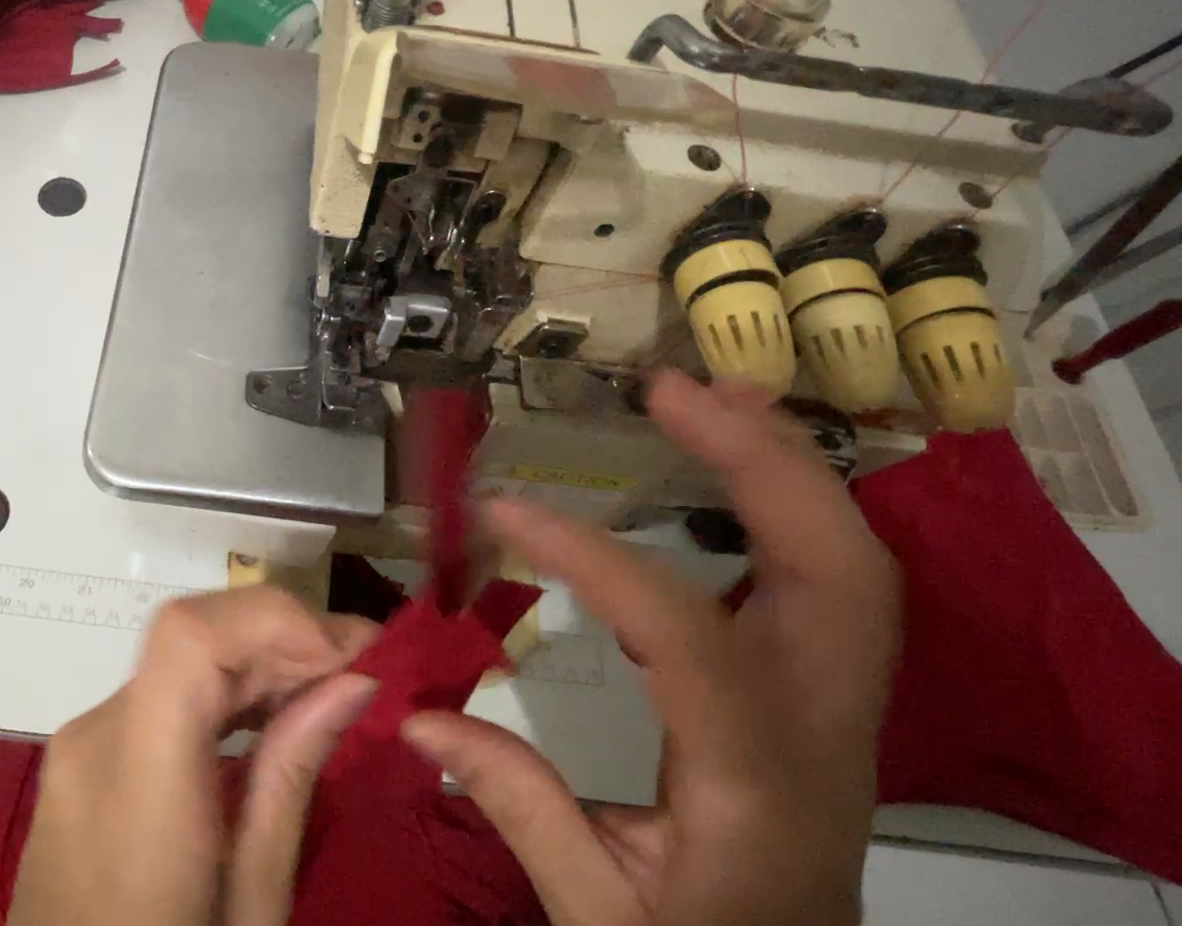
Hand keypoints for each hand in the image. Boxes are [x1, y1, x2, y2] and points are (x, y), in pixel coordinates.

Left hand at [9, 585, 379, 925]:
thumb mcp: (249, 907)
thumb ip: (291, 780)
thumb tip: (353, 681)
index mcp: (134, 782)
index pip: (189, 636)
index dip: (274, 619)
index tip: (353, 653)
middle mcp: (95, 735)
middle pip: (194, 637)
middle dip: (287, 638)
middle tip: (367, 670)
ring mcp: (81, 741)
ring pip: (181, 657)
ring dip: (261, 659)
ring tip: (333, 690)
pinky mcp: (86, 755)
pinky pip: (163, 694)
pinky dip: (225, 689)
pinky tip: (273, 716)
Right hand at [404, 370, 899, 925]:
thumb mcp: (599, 911)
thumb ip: (518, 807)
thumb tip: (414, 716)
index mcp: (758, 781)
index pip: (684, 636)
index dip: (592, 558)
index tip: (504, 510)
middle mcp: (824, 728)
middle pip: (837, 570)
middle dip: (755, 462)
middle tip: (668, 392)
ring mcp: (840, 706)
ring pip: (851, 562)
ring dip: (782, 466)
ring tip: (711, 397)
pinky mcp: (823, 693)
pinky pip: (825, 578)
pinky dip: (785, 504)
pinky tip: (733, 468)